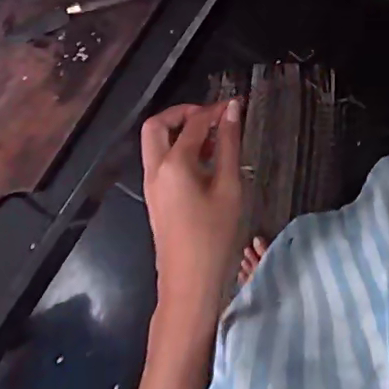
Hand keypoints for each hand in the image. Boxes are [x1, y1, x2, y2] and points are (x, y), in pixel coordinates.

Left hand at [141, 100, 244, 317]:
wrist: (189, 283)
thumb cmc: (214, 234)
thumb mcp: (229, 186)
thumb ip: (229, 144)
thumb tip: (233, 110)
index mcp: (173, 164)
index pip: (194, 122)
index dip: (216, 109)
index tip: (237, 104)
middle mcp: (155, 169)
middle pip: (157, 125)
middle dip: (183, 113)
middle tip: (212, 116)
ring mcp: (151, 185)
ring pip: (156, 143)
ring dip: (181, 131)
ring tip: (215, 138)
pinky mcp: (155, 197)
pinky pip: (161, 160)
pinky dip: (179, 149)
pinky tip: (207, 161)